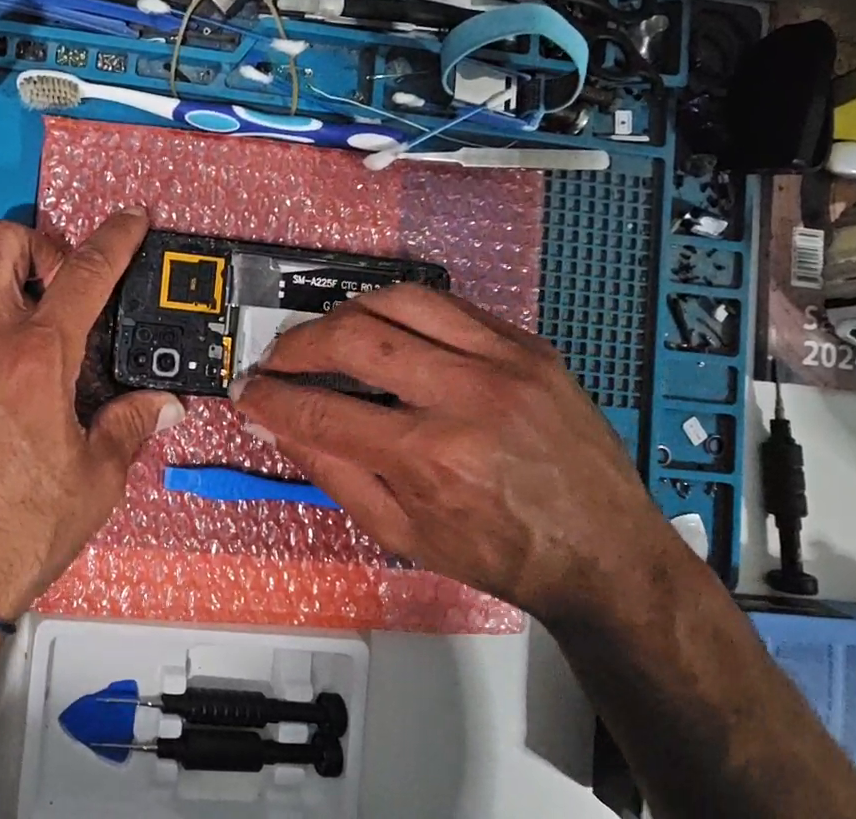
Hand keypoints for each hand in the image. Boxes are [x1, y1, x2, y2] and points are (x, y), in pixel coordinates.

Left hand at [0, 209, 184, 620]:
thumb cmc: (11, 532)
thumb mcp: (95, 479)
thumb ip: (129, 425)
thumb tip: (158, 406)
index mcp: (35, 360)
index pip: (85, 273)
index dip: (115, 238)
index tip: (127, 223)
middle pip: (1, 243)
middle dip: (38, 243)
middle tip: (59, 277)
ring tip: (20, 310)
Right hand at [231, 284, 684, 625]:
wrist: (607, 552)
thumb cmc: (502, 555)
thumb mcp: (401, 535)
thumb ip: (331, 473)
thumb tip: (278, 426)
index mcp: (431, 458)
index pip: (320, 410)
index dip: (270, 398)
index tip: (248, 392)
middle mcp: (467, 398)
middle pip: (352, 338)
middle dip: (295, 346)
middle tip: (276, 361)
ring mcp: (504, 362)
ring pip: (396, 301)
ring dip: (342, 314)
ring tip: (323, 337)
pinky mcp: (528, 346)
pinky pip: (446, 304)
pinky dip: (399, 311)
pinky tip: (383, 330)